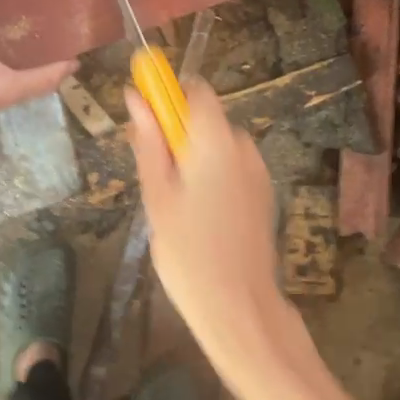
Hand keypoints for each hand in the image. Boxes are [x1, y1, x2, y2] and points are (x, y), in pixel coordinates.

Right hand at [128, 78, 281, 356]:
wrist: (239, 308)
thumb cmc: (188, 252)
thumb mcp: (157, 195)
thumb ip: (148, 141)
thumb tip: (135, 96)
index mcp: (217, 139)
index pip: (196, 91)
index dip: (169, 98)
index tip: (147, 125)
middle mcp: (244, 146)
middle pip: (205, 120)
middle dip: (178, 138)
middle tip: (156, 181)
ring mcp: (258, 171)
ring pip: (218, 147)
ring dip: (196, 161)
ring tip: (177, 208)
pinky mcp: (264, 195)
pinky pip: (232, 169)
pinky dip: (214, 180)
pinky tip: (202, 218)